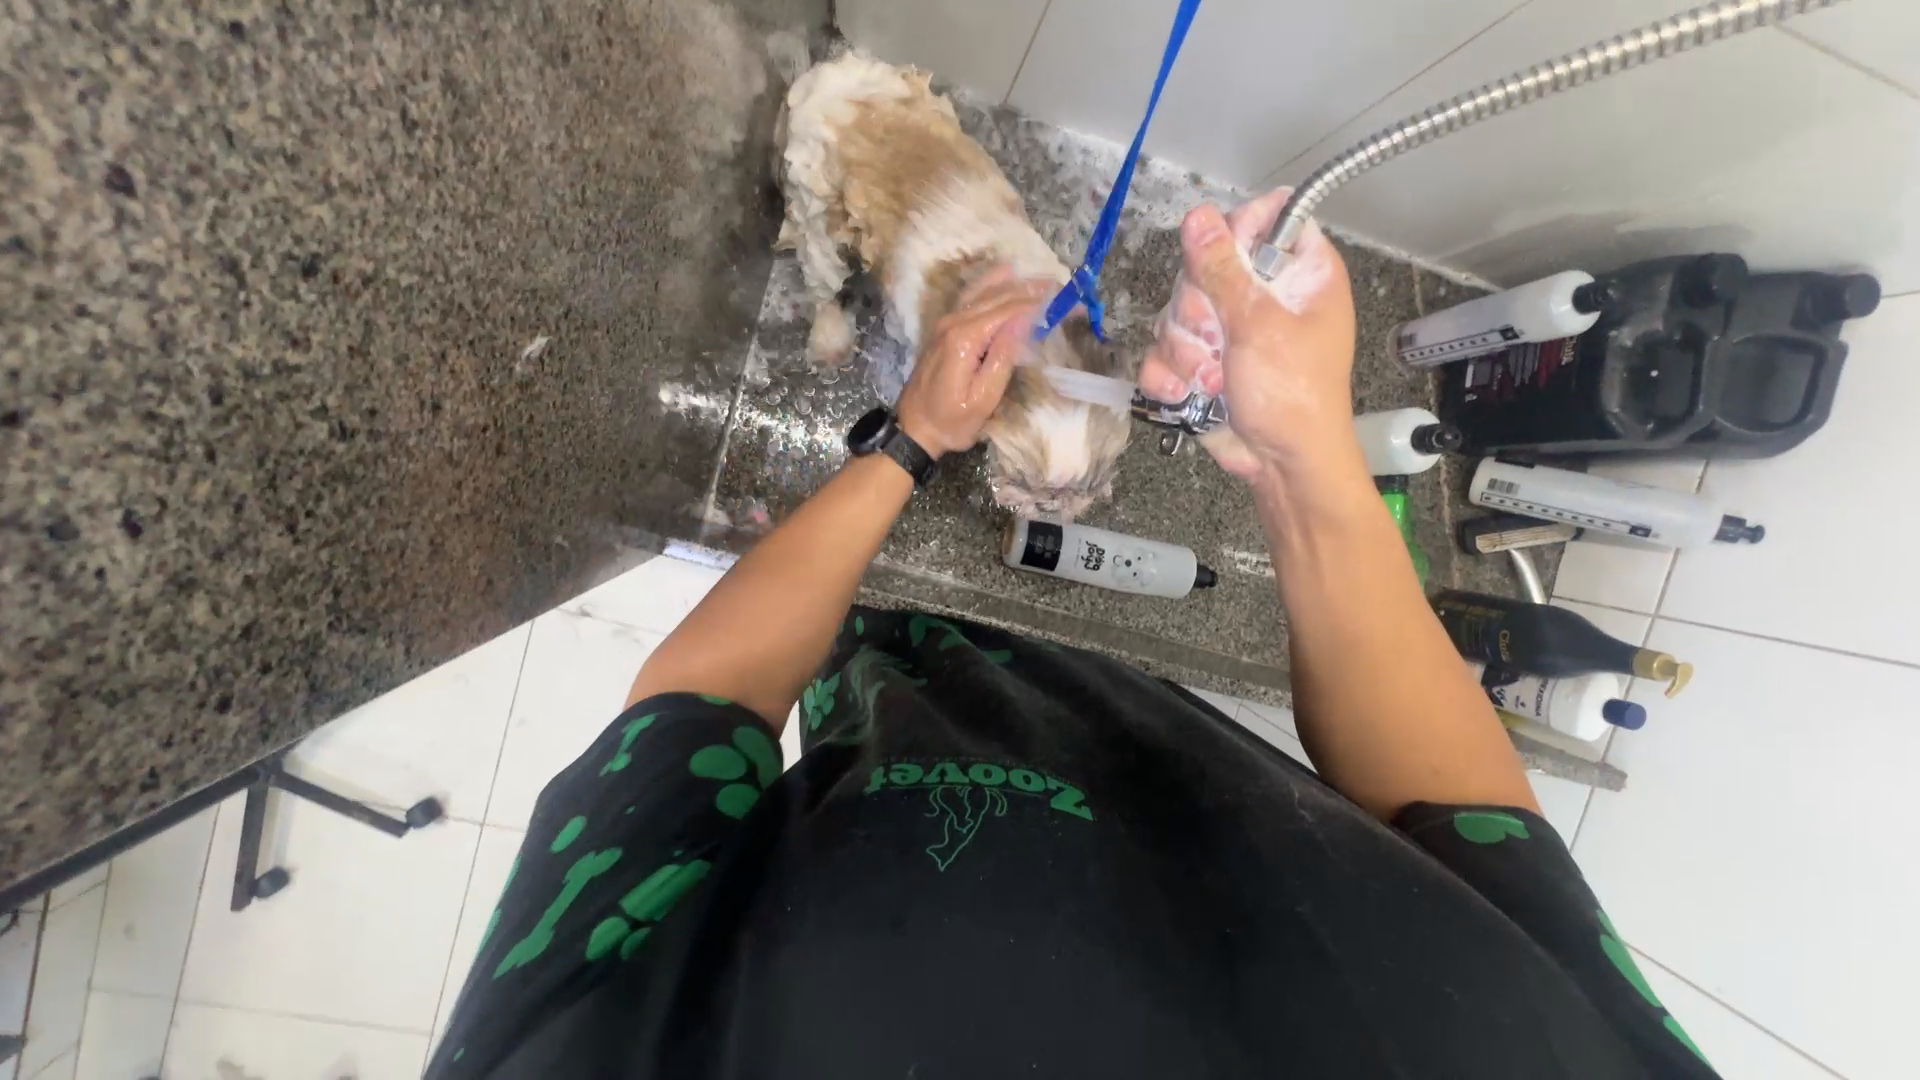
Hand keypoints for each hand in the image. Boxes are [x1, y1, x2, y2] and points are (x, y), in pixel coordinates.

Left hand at [895, 268, 1052, 457]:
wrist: (913, 430)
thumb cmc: (951, 422)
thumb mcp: (983, 399)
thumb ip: (1003, 357)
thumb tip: (1024, 322)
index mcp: (965, 338)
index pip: (1009, 309)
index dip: (1041, 304)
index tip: (1067, 302)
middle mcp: (953, 322)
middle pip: (998, 295)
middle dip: (1031, 289)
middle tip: (1062, 287)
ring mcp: (945, 322)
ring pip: (983, 291)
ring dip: (1014, 283)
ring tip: (1041, 280)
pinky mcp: (943, 329)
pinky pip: (970, 298)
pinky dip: (992, 285)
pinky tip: (1005, 277)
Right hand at [1137, 188, 1357, 482]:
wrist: (1279, 464)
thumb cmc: (1292, 394)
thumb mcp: (1260, 325)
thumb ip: (1223, 270)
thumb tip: (1197, 215)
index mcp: (1296, 273)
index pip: (1265, 219)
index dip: (1236, 231)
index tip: (1222, 263)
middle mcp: (1259, 294)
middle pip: (1204, 267)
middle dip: (1198, 312)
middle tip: (1216, 340)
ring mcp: (1225, 331)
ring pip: (1176, 313)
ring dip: (1185, 352)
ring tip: (1210, 380)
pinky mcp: (1198, 364)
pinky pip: (1162, 352)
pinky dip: (1168, 375)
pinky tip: (1185, 394)